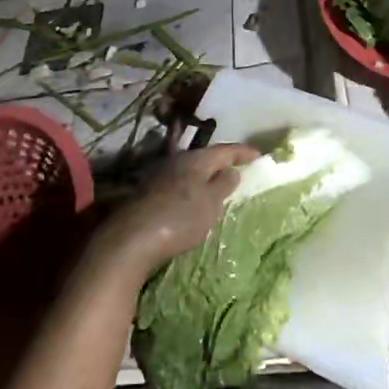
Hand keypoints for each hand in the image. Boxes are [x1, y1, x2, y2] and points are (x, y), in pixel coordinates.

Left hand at [96, 144, 258, 280]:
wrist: (130, 239)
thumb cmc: (179, 218)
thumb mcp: (210, 204)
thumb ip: (223, 185)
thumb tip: (231, 170)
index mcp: (196, 159)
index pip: (225, 149)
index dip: (243, 152)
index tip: (259, 154)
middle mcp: (177, 160)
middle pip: (205, 157)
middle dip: (222, 162)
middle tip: (238, 168)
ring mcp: (159, 176)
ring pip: (189, 170)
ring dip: (205, 176)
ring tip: (217, 185)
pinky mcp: (148, 193)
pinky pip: (178, 184)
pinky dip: (190, 188)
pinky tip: (192, 200)